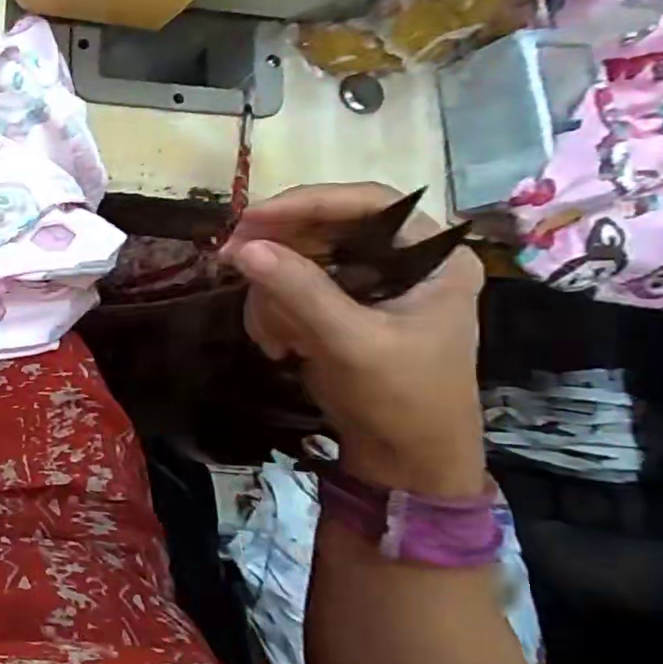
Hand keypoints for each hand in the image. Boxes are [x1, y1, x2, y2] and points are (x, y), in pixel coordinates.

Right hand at [222, 183, 486, 497]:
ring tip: (273, 340)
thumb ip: (299, 291)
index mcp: (432, 255)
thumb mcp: (350, 342)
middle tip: (230, 262)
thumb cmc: (400, 398)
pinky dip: (274, 316)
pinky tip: (279, 348)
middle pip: (324, 232)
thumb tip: (242, 248)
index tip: (249, 218)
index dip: (306, 203)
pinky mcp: (339, 311)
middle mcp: (401, 261)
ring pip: (298, 264)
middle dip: (278, 258)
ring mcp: (367, 287)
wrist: (406, 461)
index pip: (367, 203)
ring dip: (272, 298)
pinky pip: (291, 294)